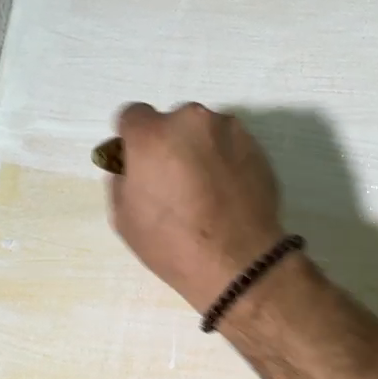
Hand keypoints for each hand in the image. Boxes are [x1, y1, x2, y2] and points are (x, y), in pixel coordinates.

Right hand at [105, 102, 286, 310]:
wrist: (238, 262)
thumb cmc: (172, 244)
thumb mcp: (124, 218)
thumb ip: (120, 179)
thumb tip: (129, 166)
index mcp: (152, 134)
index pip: (132, 115)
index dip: (133, 140)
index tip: (141, 164)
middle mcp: (191, 120)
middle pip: (172, 122)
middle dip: (170, 144)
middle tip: (175, 181)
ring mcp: (229, 130)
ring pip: (204, 131)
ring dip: (200, 149)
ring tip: (206, 189)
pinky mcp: (257, 146)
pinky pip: (231, 145)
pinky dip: (226, 160)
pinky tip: (227, 193)